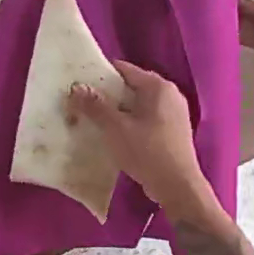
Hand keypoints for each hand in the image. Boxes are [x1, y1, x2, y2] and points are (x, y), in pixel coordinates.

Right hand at [70, 61, 220, 222]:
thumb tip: (76, 87)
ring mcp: (174, 112)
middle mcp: (169, 94)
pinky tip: (116, 134)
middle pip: (132, 87)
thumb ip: (96, 106)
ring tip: (95, 120)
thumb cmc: (146, 152)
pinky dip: (130, 121)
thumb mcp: (115, 128)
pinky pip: (146, 118)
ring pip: (138, 104)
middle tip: (83, 104)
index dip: (101, 75)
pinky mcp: (173, 129)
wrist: (176, 184)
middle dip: (108, 94)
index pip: (124, 70)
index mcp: (158, 87)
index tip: (80, 83)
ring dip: (118, 110)